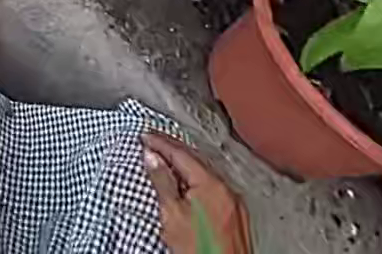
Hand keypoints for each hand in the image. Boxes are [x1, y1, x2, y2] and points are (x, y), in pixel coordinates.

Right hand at [142, 130, 245, 253]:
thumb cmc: (200, 252)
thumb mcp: (172, 214)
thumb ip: (162, 181)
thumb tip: (152, 157)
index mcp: (211, 185)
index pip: (180, 153)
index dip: (159, 143)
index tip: (145, 138)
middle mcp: (227, 190)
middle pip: (195, 159)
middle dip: (172, 149)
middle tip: (152, 142)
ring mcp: (235, 205)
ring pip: (205, 172)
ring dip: (184, 163)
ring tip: (165, 159)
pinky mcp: (237, 218)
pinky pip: (213, 186)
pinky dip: (196, 179)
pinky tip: (186, 182)